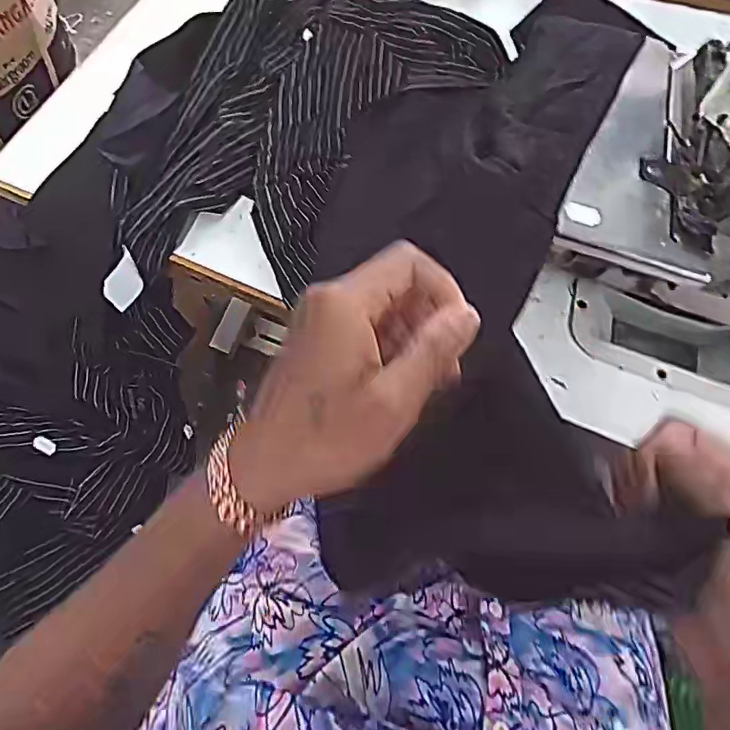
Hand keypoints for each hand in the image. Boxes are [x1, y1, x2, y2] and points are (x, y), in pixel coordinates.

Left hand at [229, 242, 479, 513]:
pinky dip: (390, 343)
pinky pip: (365, 321)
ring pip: (384, 303)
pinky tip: (396, 382)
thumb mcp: (392, 400)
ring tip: (422, 379)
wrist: (264, 467)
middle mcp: (327, 301)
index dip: (445, 290)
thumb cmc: (320, 441)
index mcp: (344, 304)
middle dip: (429, 316)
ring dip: (412, 333)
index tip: (458, 328)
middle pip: (397, 281)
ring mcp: (319, 317)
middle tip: (444, 362)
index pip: (409, 262)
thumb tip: (465, 317)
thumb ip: (433, 350)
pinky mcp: (317, 336)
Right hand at [621, 420, 729, 693]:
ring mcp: (701, 524)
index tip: (642, 482)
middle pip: (665, 455)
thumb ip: (713, 492)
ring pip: (648, 481)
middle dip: (641, 474)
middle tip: (636, 503)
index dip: (657, 452)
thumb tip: (667, 441)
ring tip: (633, 520)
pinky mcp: (676, 548)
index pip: (690, 437)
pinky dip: (626, 515)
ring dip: (630, 495)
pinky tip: (628, 532)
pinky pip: (640, 511)